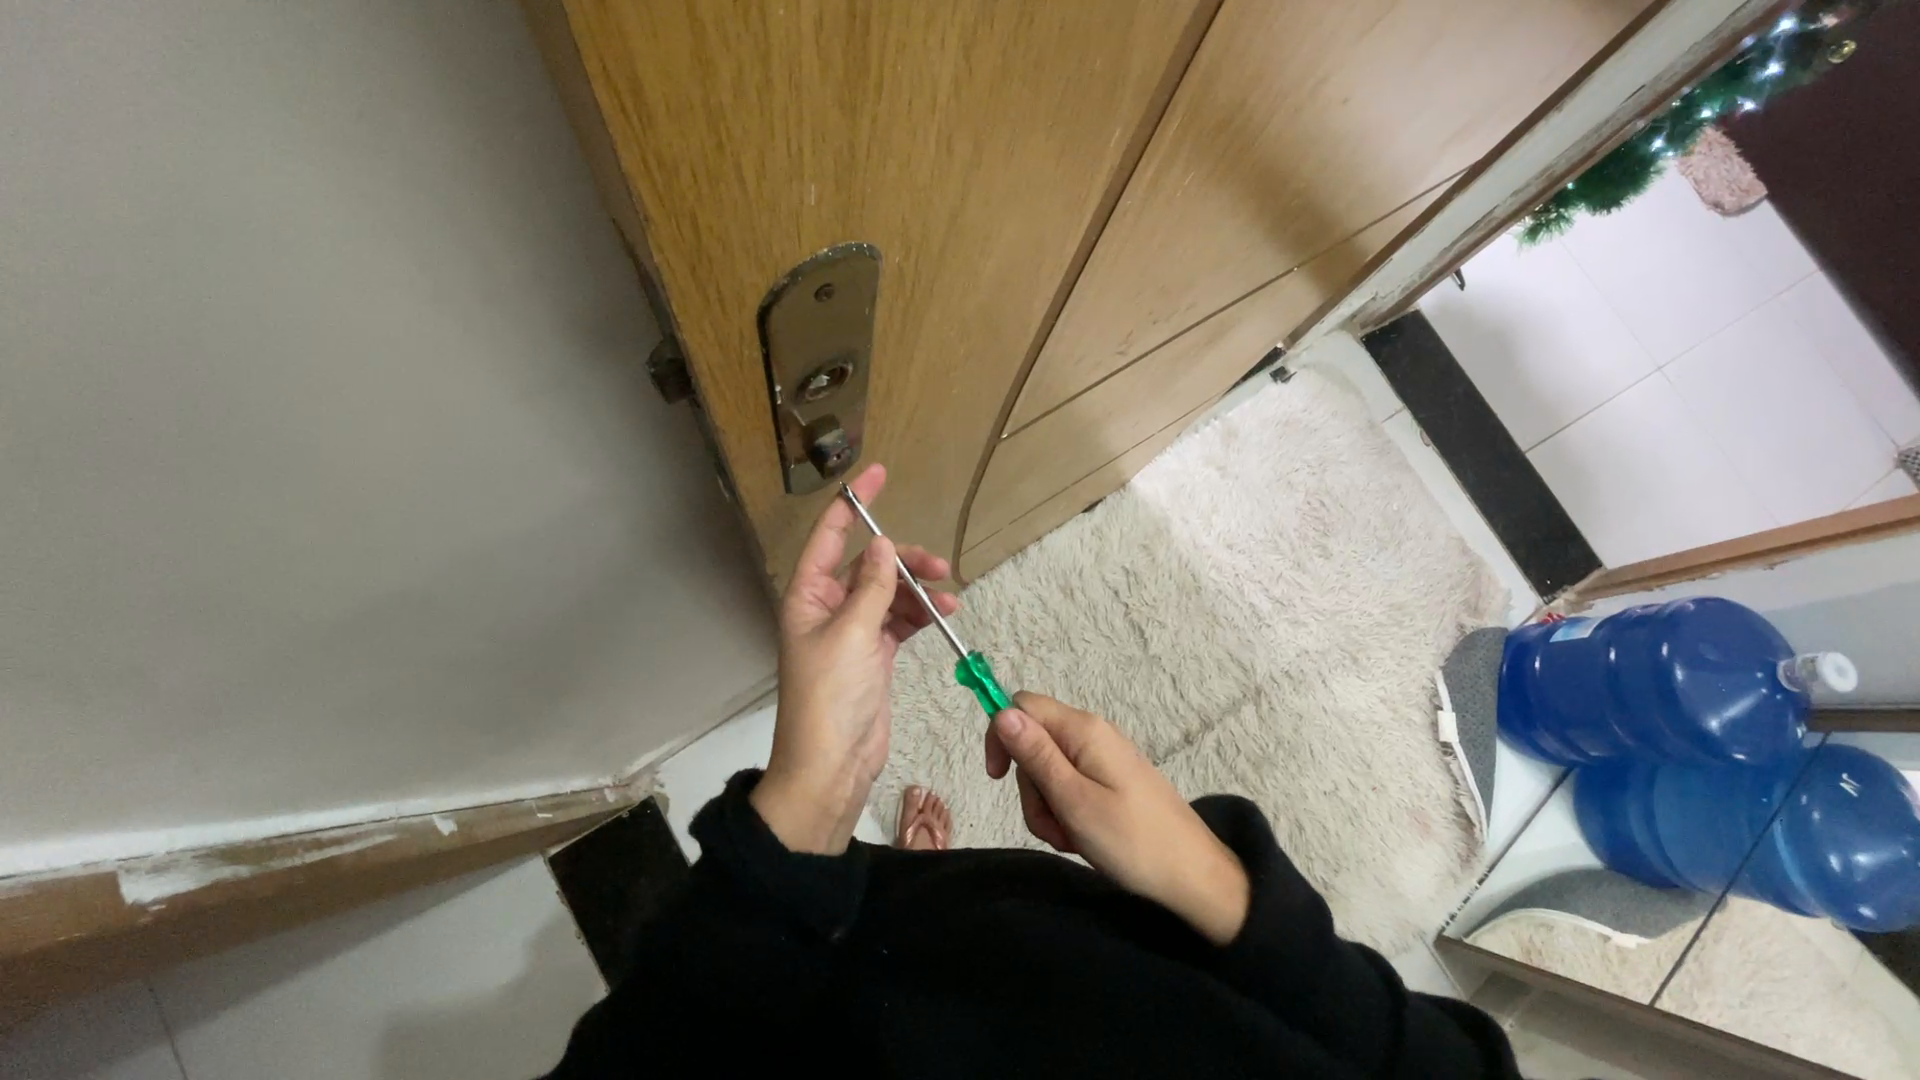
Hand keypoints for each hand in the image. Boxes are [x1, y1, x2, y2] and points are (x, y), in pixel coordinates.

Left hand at [752, 464, 960, 854]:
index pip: (829, 537)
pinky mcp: (875, 654)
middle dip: (903, 561)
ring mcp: (853, 631)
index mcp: (807, 596)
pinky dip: (922, 615)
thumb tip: (884, 545)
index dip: (851, 504)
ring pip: (889, 592)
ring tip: (947, 596)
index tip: (876, 474)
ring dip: (918, 589)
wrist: (832, 766)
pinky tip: (944, 615)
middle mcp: (828, 608)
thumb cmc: (829, 698)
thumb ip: (871, 587)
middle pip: (869, 565)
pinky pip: (901, 621)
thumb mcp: (850, 635)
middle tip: (937, 566)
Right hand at [985, 692, 1249, 944]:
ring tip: (1071, 838)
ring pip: (1048, 770)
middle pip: (1034, 743)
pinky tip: (1082, 838)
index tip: (997, 777)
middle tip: (1052, 824)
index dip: (1001, 735)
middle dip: (1030, 787)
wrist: (1193, 877)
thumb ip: (1036, 755)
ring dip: (1047, 807)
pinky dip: (1066, 812)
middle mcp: (1092, 734)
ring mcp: (1103, 758)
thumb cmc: (1132, 840)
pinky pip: (1071, 786)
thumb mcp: (1074, 800)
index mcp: (1083, 730)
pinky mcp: (1111, 780)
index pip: (1023, 706)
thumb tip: (1001, 711)